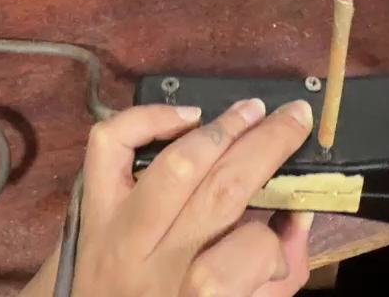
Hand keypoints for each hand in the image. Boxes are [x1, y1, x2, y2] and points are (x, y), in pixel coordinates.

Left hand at [23, 100, 314, 296]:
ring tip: (252, 110)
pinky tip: (185, 118)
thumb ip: (272, 278)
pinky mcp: (91, 206)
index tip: (289, 222)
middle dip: (266, 145)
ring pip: (175, 165)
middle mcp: (151, 266)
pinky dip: (147, 119)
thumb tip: (298, 211)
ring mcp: (115, 232)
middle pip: (218, 193)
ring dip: (221, 128)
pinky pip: (110, 146)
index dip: (275, 239)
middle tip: (294, 117)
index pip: (246, 256)